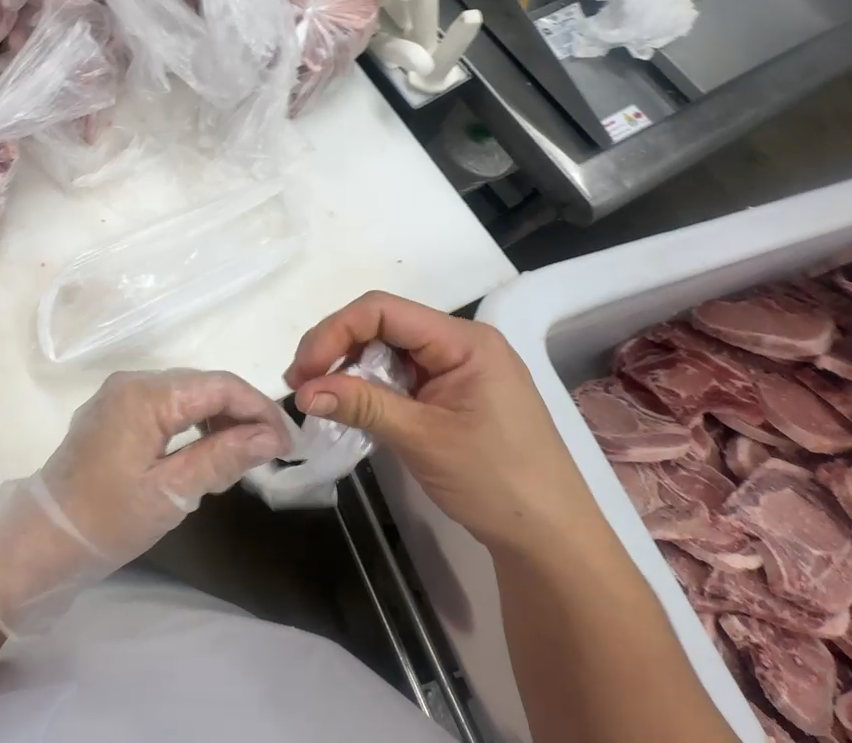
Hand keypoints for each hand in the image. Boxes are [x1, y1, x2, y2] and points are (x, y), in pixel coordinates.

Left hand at [0, 369, 290, 637]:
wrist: (43, 539)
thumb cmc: (106, 519)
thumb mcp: (171, 492)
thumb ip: (223, 458)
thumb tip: (272, 435)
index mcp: (144, 394)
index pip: (219, 386)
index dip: (259, 409)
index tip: (290, 443)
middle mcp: (131, 382)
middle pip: (202, 385)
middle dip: (242, 413)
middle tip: (274, 452)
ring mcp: (118, 396)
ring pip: (185, 395)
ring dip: (219, 418)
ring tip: (245, 455)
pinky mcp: (112, 413)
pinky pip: (164, 406)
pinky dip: (192, 424)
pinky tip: (206, 451)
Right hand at [284, 292, 604, 555]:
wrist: (551, 539)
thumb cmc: (496, 481)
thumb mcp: (422, 439)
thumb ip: (361, 405)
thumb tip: (302, 391)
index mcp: (465, 341)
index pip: (382, 311)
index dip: (334, 332)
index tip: (302, 373)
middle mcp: (461, 344)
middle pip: (382, 325)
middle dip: (335, 349)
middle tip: (300, 386)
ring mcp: (459, 369)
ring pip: (387, 350)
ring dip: (348, 369)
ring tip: (318, 398)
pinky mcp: (453, 394)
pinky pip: (401, 375)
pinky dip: (369, 387)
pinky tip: (349, 407)